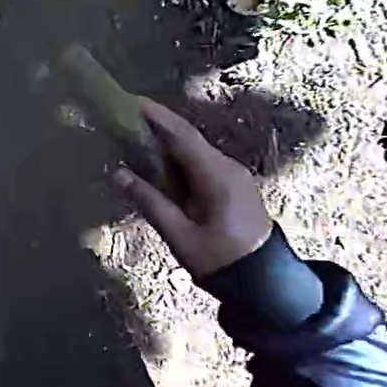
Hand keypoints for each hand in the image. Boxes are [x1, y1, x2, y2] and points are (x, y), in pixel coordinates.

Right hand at [113, 100, 272, 279]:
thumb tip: (119, 174)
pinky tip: (162, 162)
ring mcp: (234, 177)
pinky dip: (179, 157)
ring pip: (196, 150)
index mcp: (217, 177)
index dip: (159, 119)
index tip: (134, 103)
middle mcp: (228, 169)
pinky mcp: (234, 187)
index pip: (183, 137)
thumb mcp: (180, 235)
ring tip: (139, 136)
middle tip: (130, 117)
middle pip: (190, 139)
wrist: (267, 283)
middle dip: (160, 126)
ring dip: (169, 142)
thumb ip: (150, 202)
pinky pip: (202, 163)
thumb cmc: (221, 260)